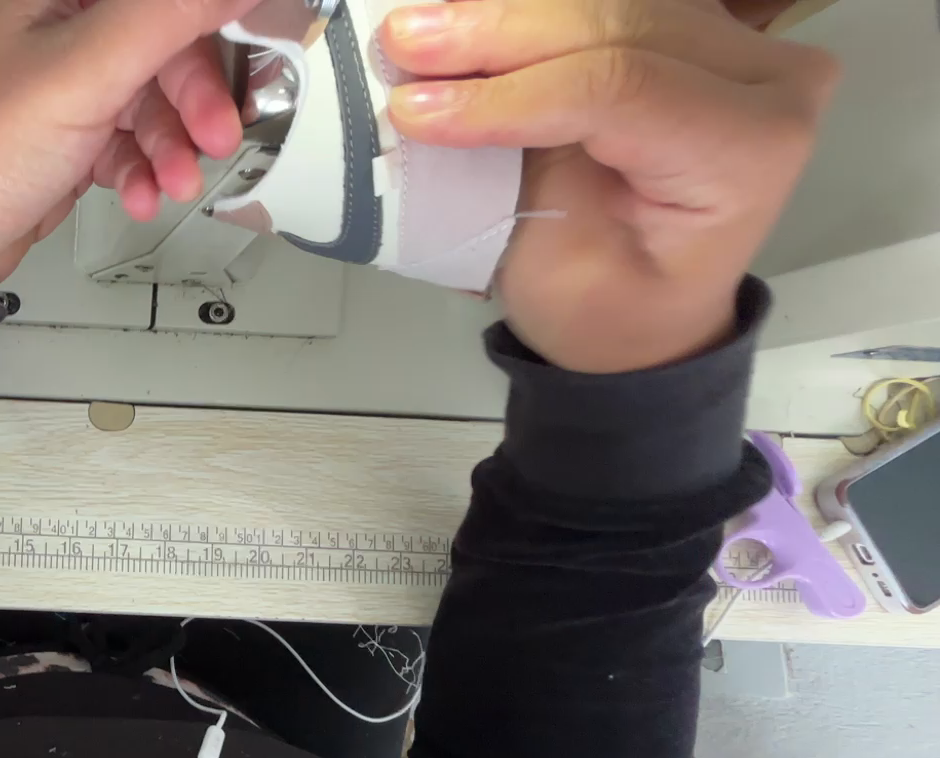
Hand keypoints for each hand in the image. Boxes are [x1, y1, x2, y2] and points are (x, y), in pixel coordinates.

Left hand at [0, 0, 258, 293]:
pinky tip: (140, 197)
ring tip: (175, 185)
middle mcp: (68, 31)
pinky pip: (129, 147)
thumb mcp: (83, 73)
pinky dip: (142, 172)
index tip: (259, 36)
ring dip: (171, 147)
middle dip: (194, 97)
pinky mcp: (75, 141)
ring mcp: (72, 90)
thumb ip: (166, 15)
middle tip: (219, 137)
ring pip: (152, 103)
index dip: (208, 14)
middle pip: (164, 45)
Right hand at [380, 0, 839, 372]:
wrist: (641, 319)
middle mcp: (762, 75)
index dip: (504, 96)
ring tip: (417, 26)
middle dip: (498, 31)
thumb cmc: (599, 311)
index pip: (616, 90)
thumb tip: (458, 106)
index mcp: (742, 148)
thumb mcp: (557, 268)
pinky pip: (606, 9)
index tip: (410, 109)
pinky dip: (528, 15)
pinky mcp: (693, 40)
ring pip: (610, 1)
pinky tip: (468, 19)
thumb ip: (528, 174)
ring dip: (506, 12)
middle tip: (402, 38)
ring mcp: (733, 46)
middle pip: (619, 22)